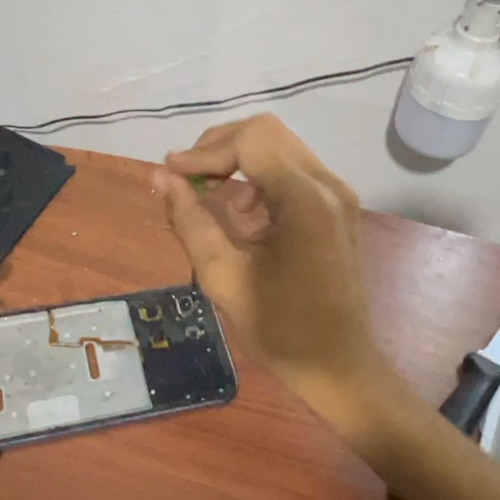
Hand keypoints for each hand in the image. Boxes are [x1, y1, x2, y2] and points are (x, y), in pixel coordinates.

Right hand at [154, 114, 384, 397]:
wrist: (339, 365)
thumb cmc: (280, 329)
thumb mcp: (224, 276)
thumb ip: (190, 220)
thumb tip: (160, 177)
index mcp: (304, 200)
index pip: (250, 141)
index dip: (204, 151)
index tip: (169, 174)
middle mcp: (327, 185)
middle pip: (266, 134)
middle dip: (219, 149)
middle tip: (184, 179)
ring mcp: (336, 195)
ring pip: (279, 149)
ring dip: (238, 163)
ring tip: (208, 199)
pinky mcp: (335, 209)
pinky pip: (292, 173)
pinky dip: (258, 180)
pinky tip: (239, 216)